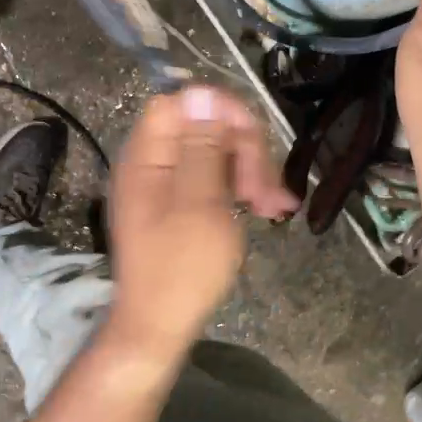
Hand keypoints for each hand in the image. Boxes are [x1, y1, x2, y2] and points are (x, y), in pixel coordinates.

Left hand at [103, 87, 298, 363]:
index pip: (181, 103)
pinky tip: (266, 208)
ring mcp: (164, 184)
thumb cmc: (180, 270)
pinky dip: (239, 187)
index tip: (253, 138)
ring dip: (248, 170)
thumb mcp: (199, 204)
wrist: (157, 330)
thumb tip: (202, 92)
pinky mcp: (178, 204)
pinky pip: (212, 177)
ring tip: (274, 205)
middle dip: (242, 148)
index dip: (220, 110)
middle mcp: (152, 163)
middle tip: (267, 187)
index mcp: (147, 157)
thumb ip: (201, 147)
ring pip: (214, 151)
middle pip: (203, 126)